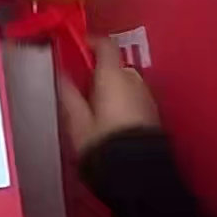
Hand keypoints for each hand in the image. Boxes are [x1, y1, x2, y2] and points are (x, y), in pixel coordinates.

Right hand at [57, 38, 159, 154]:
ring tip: (96, 110)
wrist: (139, 175)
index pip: (105, 44)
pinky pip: (134, 97)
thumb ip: (69, 94)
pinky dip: (123, 101)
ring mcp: (146, 95)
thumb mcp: (78, 122)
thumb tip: (62, 75)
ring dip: (111, 88)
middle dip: (98, 73)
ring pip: (125, 82)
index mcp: (113, 75)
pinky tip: (112, 122)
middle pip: (114, 65)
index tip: (79, 47)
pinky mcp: (153, 112)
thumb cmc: (104, 145)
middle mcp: (133, 80)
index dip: (91, 42)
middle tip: (82, 90)